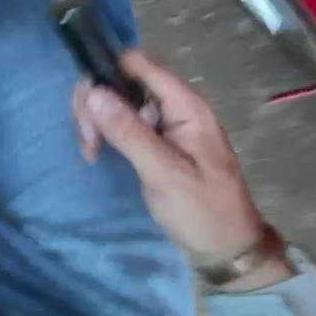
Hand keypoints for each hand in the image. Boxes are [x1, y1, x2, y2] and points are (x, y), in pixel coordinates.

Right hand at [71, 50, 269, 269]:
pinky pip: (123, 119)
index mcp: (185, 105)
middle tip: (87, 138)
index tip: (87, 106)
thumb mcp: (164, 174)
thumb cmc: (203, 212)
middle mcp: (174, 105)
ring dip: (97, 118)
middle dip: (97, 102)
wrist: (228, 252)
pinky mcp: (155, 138)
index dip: (107, 74)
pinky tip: (97, 151)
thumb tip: (92, 92)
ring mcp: (164, 121)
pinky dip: (105, 130)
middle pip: (121, 80)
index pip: (137, 63)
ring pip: (117, 99)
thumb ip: (128, 131)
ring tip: (91, 150)